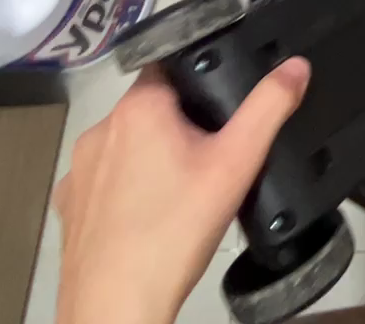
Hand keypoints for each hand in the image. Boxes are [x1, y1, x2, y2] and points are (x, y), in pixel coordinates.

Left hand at [54, 59, 310, 323]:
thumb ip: (269, 106)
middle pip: (152, 105)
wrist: (116, 312)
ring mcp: (79, 170)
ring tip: (185, 184)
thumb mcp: (237, 163)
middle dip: (182, 119)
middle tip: (213, 150)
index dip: (201, 75)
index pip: (171, 65)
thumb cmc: (176, 229)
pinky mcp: (68, 207)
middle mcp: (100, 129)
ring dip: (153, 152)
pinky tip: (150, 212)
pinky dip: (127, 187)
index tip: (223, 101)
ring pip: (127, 142)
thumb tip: (295, 65)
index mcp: (139, 107)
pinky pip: (105, 179)